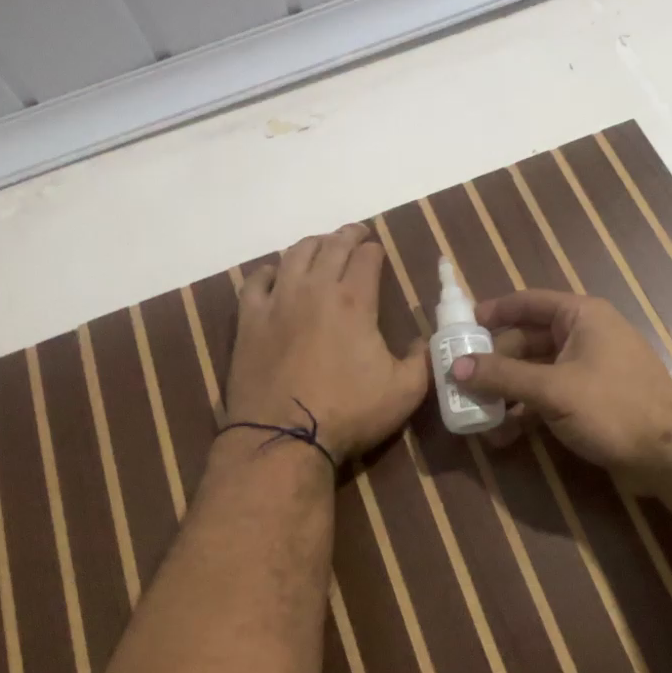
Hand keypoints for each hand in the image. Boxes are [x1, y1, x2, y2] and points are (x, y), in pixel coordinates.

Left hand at [225, 224, 428, 463]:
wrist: (283, 437)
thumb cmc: (348, 413)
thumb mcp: (405, 392)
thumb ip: (420, 360)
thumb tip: (423, 341)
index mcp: (354, 300)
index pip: (366, 258)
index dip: (374, 250)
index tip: (378, 251)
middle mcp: (314, 289)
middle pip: (331, 247)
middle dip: (347, 236)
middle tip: (356, 234)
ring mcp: (277, 302)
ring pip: (294, 255)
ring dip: (312, 245)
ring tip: (321, 245)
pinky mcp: (249, 321)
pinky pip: (256, 282)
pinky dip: (270, 271)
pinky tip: (276, 273)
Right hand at [451, 289, 671, 475]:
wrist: (669, 454)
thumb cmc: (613, 408)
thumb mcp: (552, 390)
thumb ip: (502, 376)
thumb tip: (454, 367)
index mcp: (581, 316)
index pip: (527, 303)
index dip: (493, 313)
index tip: (460, 328)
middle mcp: (585, 335)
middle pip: (527, 340)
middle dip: (494, 362)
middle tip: (459, 380)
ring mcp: (590, 368)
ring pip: (536, 371)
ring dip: (507, 391)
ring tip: (476, 414)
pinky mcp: (592, 398)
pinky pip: (550, 395)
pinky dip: (527, 410)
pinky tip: (503, 434)